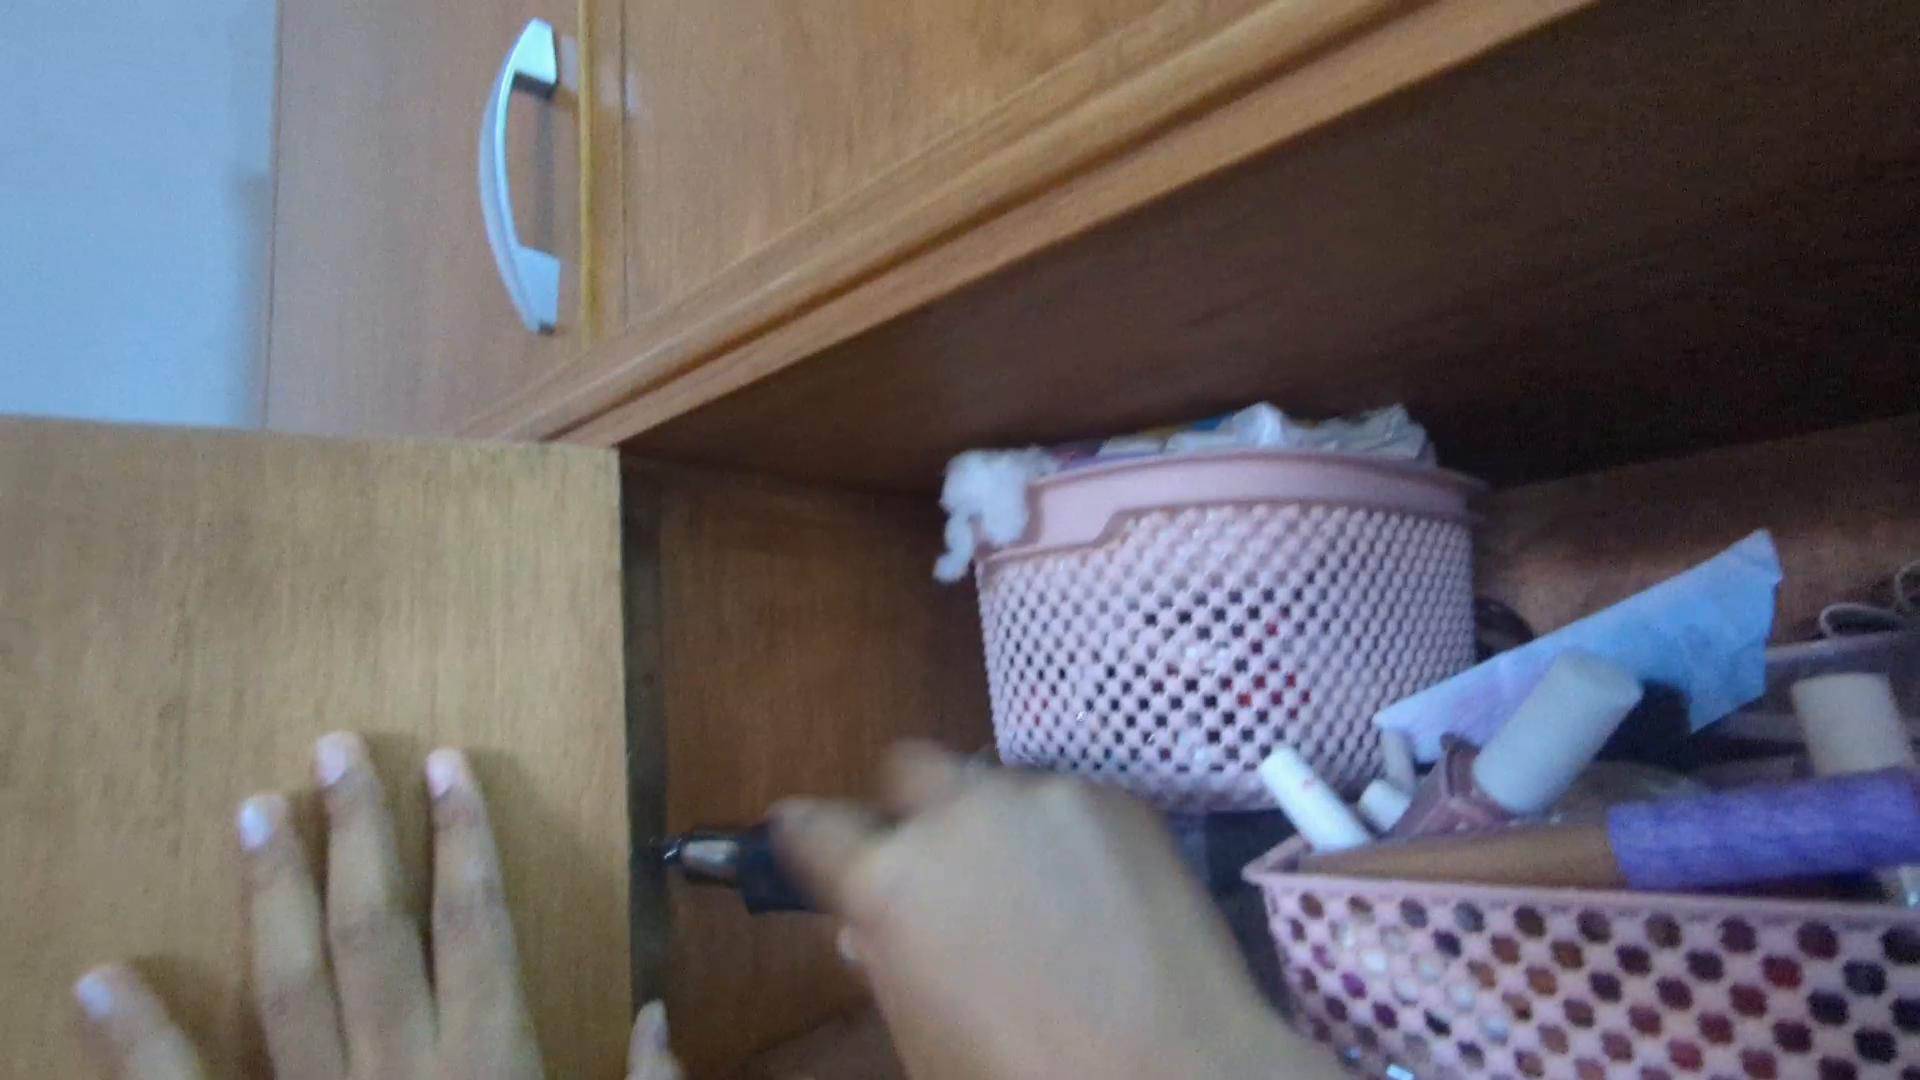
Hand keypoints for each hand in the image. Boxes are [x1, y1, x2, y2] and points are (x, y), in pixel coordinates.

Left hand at [71, 733, 685, 1079]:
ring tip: (258, 809)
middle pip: (374, 930)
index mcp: (486, 1059)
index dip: (464, 836)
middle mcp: (399, 1068)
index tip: (446, 765)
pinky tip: (99, 977)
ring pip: (289, 986)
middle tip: (337, 751)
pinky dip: (138, 1043)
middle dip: (361, 834)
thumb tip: (658, 1013)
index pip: (473, 919)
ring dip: (272, 893)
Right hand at [771, 743, 1333, 1079]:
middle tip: (937, 846)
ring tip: (1037, 878)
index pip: (815, 826)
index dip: (802, 827)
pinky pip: (1062, 798)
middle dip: (909, 799)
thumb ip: (889, 960)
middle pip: (908, 762)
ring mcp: (1038, 794)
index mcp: (892, 881)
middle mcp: (958, 814)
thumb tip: (870, 922)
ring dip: (994, 818)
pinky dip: (1061, 829)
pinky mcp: (1107, 791)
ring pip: (993, 782)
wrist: (1178, 1075)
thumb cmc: (1026, 1073)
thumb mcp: (928, 1038)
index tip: (800, 825)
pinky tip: (1095, 884)